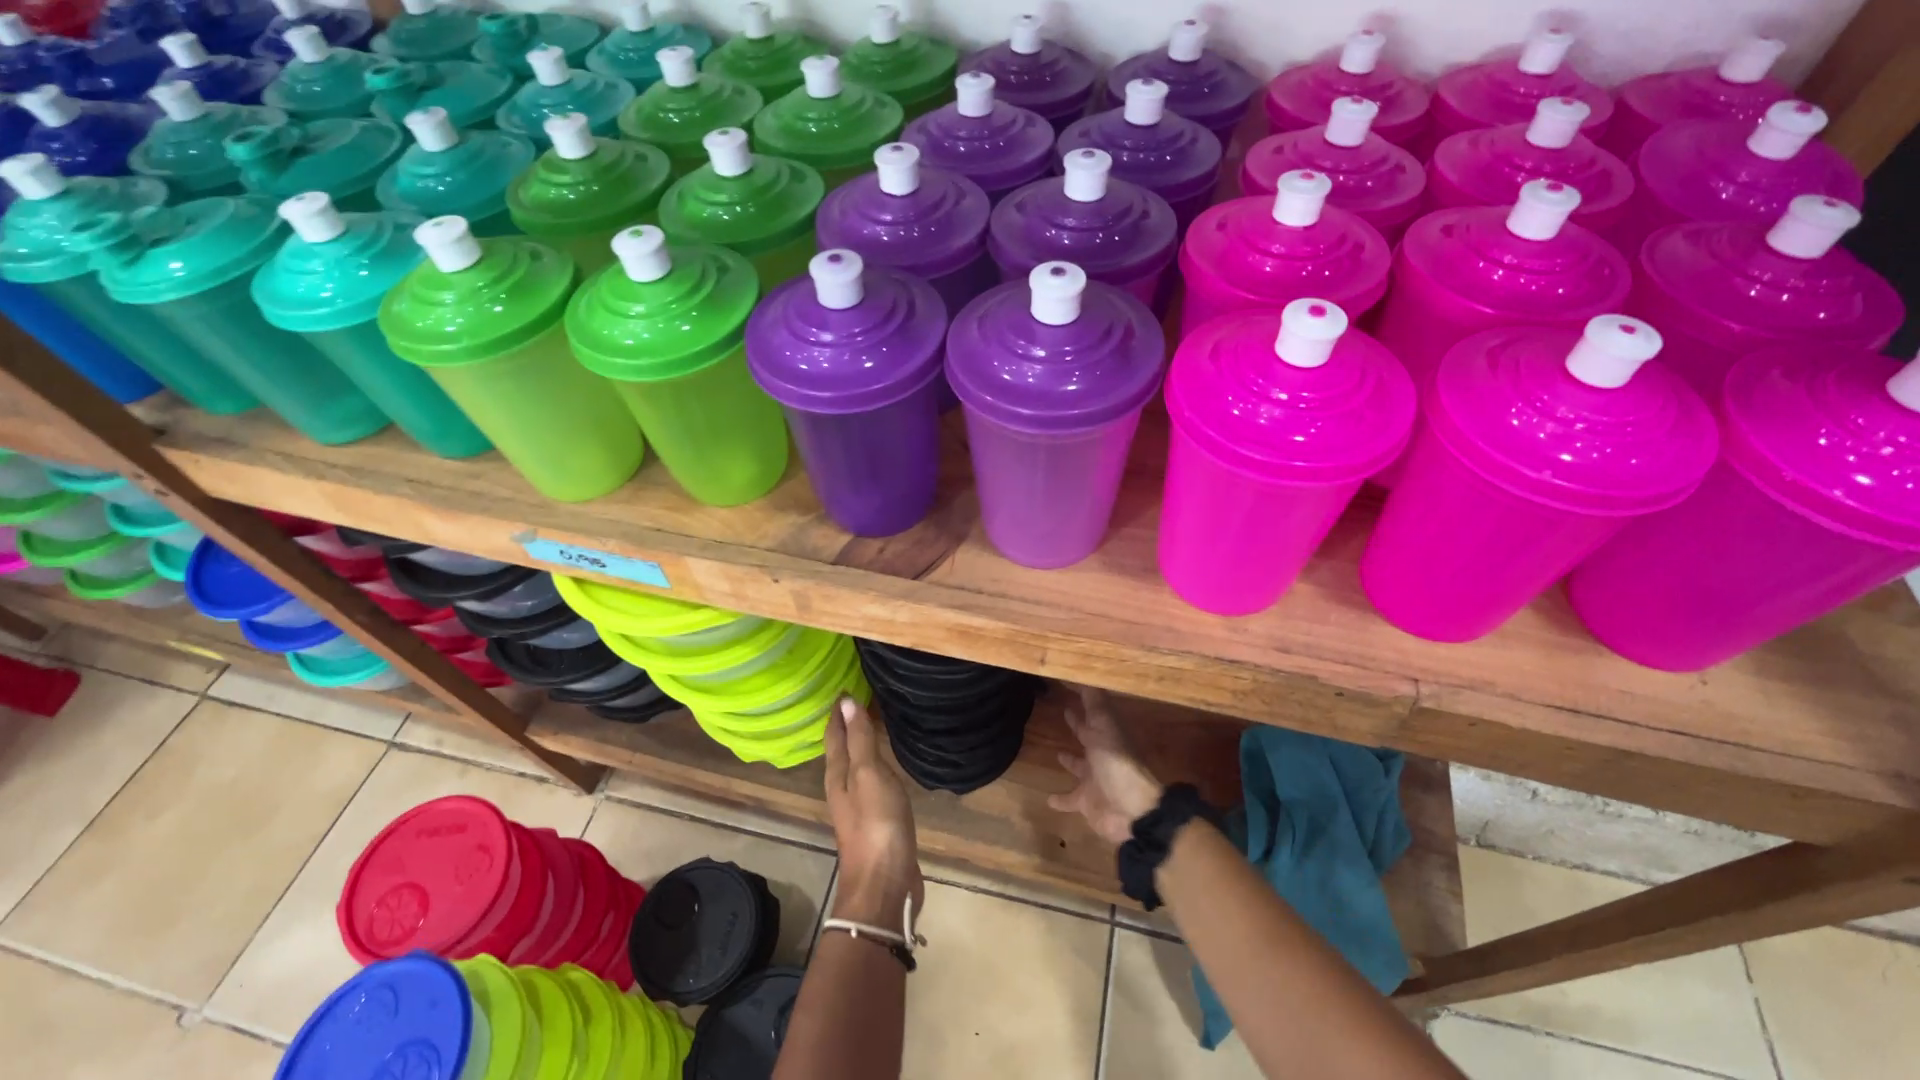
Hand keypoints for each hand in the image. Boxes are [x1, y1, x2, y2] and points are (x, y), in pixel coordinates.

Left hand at [823, 694, 923, 928]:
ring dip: (863, 746)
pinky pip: (874, 785)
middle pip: (842, 750)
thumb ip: (859, 740)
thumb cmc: (876, 825)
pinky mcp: (877, 823)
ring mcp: (860, 808)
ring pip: (857, 768)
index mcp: (837, 776)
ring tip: (876, 725)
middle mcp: (843, 789)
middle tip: (862, 699)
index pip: (834, 735)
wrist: (884, 886)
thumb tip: (845, 702)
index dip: (839, 712)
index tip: (847, 687)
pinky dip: (879, 768)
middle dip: (849, 725)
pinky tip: (890, 768)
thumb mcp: (869, 775)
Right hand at [1048, 685, 1164, 844]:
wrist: (1132, 812)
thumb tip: (1085, 675)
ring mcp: (1094, 780)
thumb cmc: (1117, 766)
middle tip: (1064, 711)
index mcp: (1107, 735)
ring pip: (1079, 766)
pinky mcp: (1086, 802)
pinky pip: (1069, 799)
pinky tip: (1047, 798)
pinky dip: (1059, 799)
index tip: (1067, 683)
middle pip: (1088, 736)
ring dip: (1070, 759)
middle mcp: (1102, 755)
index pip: (1094, 711)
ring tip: (1056, 752)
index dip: (1083, 697)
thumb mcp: (1105, 729)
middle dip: (1078, 724)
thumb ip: (1095, 705)